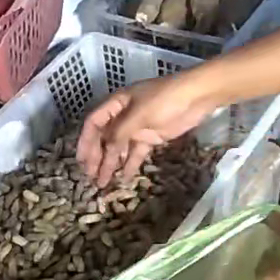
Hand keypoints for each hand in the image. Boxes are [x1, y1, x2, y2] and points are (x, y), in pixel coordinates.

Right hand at [75, 74, 221, 184]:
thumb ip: (118, 135)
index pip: (94, 123)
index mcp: (116, 104)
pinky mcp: (152, 137)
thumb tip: (105, 154)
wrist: (197, 96)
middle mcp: (123, 116)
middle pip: (105, 138)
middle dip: (97, 158)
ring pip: (119, 148)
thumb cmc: (164, 100)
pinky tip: (124, 178)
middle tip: (91, 177)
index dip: (86, 142)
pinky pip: (136, 153)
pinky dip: (130, 165)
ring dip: (111, 164)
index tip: (82, 161)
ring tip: (104, 183)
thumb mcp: (137, 116)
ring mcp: (138, 127)